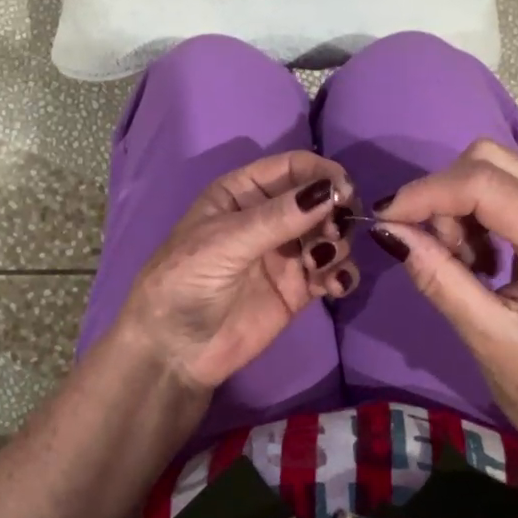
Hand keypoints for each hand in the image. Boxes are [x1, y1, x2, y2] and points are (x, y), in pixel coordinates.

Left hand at [116, 151, 360, 391]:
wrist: (173, 350)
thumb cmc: (186, 280)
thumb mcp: (226, 241)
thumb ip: (278, 218)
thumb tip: (330, 191)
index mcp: (242, 191)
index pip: (291, 167)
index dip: (320, 173)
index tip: (344, 191)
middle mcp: (268, 216)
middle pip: (318, 199)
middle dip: (334, 211)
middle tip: (333, 234)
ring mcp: (285, 253)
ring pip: (330, 234)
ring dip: (338, 244)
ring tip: (322, 265)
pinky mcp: (297, 289)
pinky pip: (332, 271)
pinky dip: (342, 274)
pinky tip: (334, 286)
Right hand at [369, 140, 517, 454]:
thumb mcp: (486, 337)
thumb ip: (437, 277)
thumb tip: (386, 229)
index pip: (486, 185)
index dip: (428, 193)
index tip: (385, 217)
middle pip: (489, 161)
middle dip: (444, 195)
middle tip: (433, 248)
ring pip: (493, 166)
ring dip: (457, 202)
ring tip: (458, 258)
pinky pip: (503, 184)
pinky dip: (472, 209)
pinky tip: (476, 254)